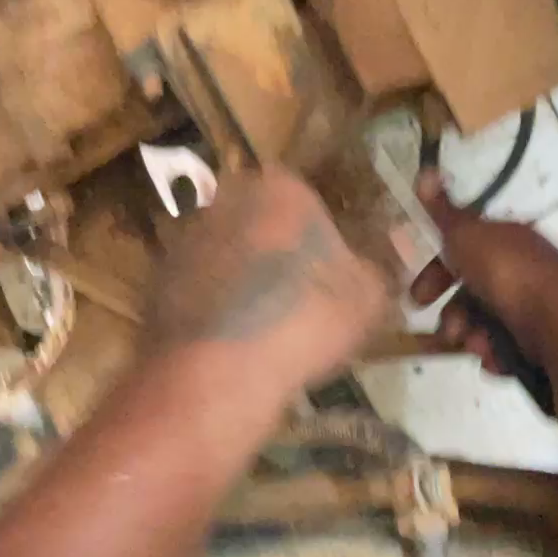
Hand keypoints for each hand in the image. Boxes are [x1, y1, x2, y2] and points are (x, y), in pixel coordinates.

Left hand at [146, 167, 388, 391]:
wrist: (218, 369)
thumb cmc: (306, 321)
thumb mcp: (368, 297)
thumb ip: (385, 263)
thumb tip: (401, 239)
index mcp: (280, 187)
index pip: (305, 198)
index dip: (318, 236)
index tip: (325, 275)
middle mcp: (225, 198)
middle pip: (259, 220)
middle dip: (275, 250)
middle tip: (295, 299)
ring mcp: (185, 237)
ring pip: (225, 252)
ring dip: (239, 276)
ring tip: (259, 325)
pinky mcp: (156, 277)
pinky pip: (195, 285)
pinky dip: (209, 304)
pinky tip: (226, 339)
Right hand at [409, 171, 557, 372]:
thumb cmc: (508, 272)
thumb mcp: (468, 234)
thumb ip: (443, 213)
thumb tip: (425, 169)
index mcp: (505, 242)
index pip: (462, 253)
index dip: (436, 273)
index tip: (417, 298)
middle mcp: (520, 271)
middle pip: (471, 294)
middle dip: (452, 315)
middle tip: (447, 332)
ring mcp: (533, 307)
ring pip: (485, 325)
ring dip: (471, 337)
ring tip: (474, 345)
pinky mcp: (541, 341)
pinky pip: (505, 350)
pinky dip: (495, 355)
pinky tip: (495, 358)